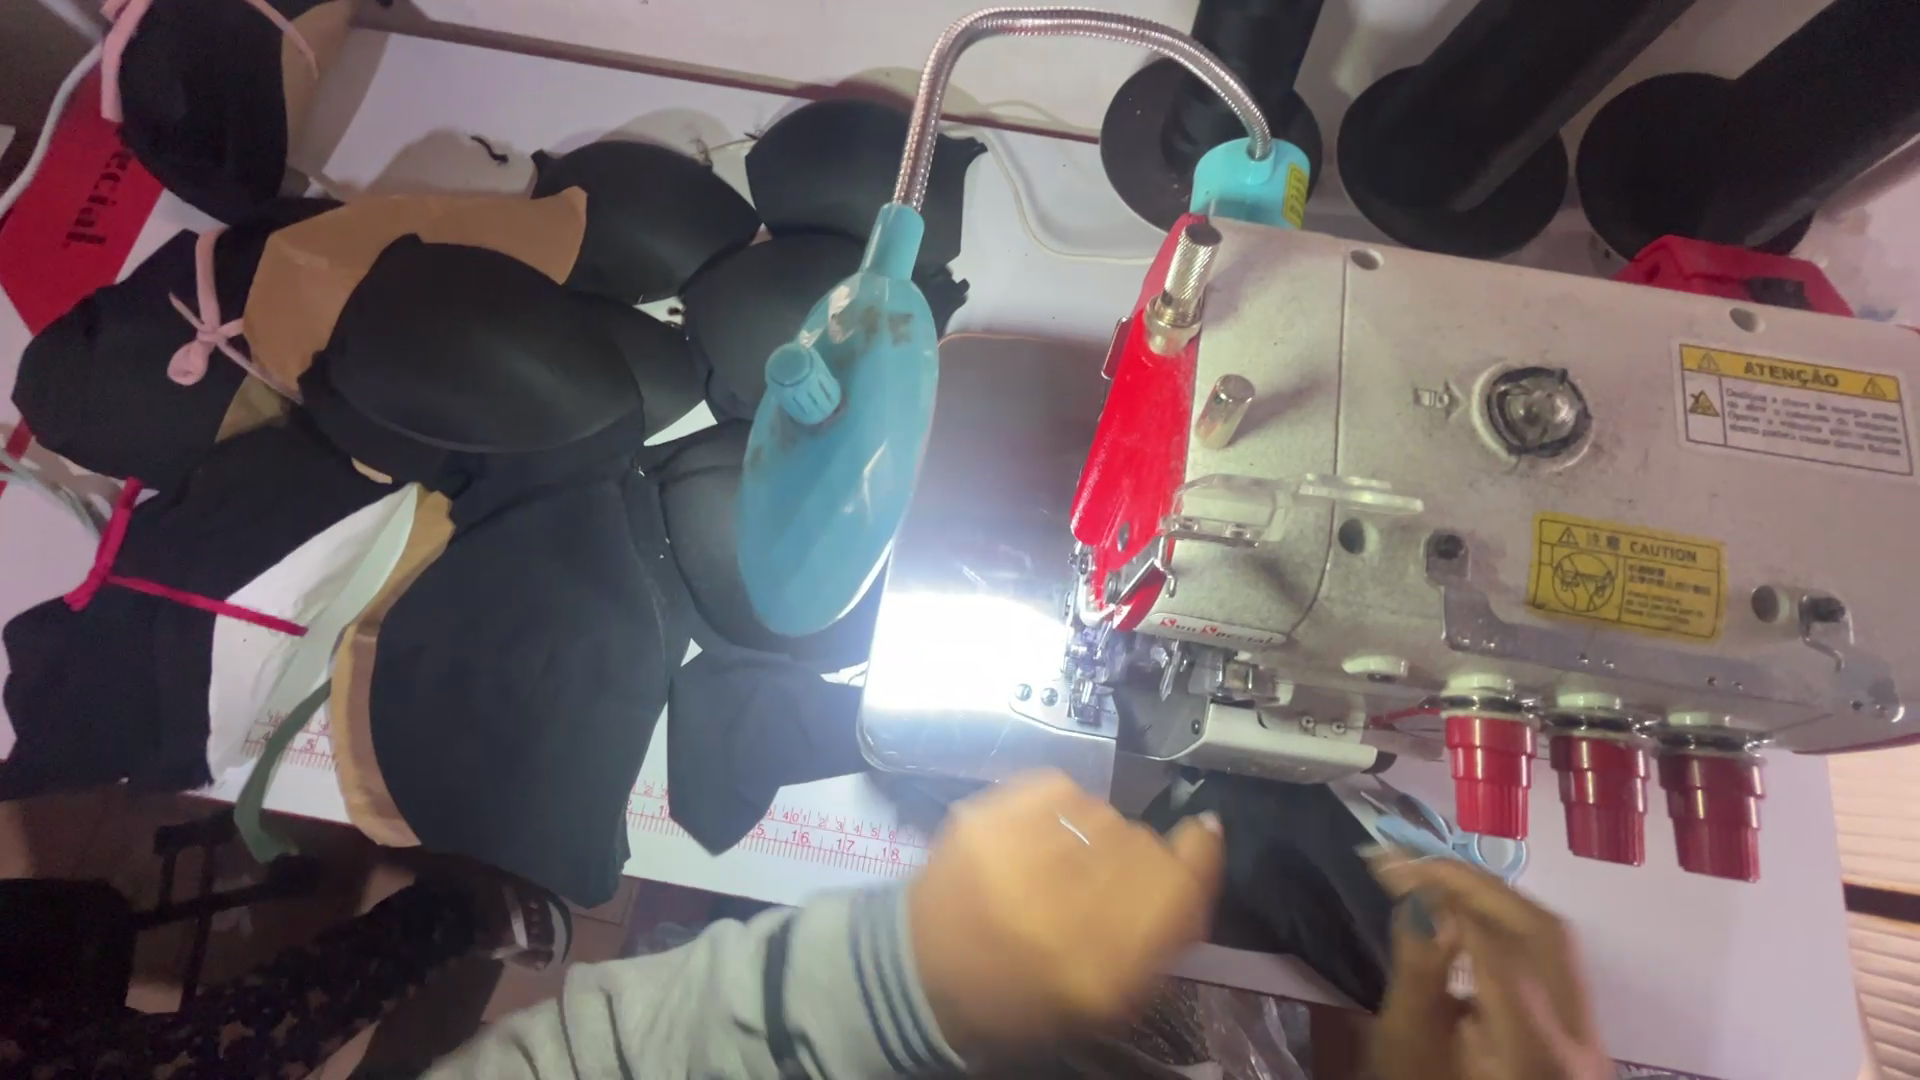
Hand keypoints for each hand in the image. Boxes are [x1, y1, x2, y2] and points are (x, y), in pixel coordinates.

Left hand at [907, 770, 1224, 1054]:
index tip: (1202, 835)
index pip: (1179, 883)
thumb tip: (1193, 858)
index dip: (1199, 853)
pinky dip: (1062, 805)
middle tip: (1105, 876)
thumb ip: (1158, 937)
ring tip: (1062, 859)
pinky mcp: (989, 814)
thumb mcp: (1103, 996)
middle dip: (1138, 854)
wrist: (921, 969)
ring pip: (1102, 812)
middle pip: (1142, 842)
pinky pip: (1059, 787)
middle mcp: (1063, 901)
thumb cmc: (1019, 996)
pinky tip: (1042, 834)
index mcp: (1100, 963)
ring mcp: (1021, 849)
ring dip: (1098, 831)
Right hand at [1370, 856, 1610, 1079]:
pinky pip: (1546, 956)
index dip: (1445, 896)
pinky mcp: (1578, 1032)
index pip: (1499, 950)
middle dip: (1474, 883)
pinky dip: (1501, 921)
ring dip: (1489, 896)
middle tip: (1414, 859)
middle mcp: (1581, 1042)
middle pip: (1542, 932)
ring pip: (1551, 939)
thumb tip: (1423, 900)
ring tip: (1432, 875)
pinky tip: (1461, 911)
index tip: (1391, 863)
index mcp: (1535, 1054)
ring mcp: (1589, 1038)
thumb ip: (1419, 968)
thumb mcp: (1406, 1041)